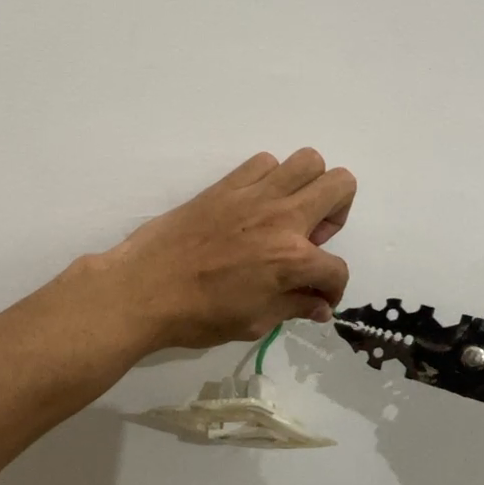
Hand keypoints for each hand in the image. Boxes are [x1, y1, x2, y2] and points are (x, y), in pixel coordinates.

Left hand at [92, 149, 356, 350]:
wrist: (143, 290)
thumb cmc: (198, 316)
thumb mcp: (254, 322)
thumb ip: (292, 306)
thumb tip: (319, 305)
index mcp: (291, 259)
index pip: (336, 268)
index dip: (333, 288)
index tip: (318, 296)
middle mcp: (281, 218)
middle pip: (341, 185)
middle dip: (338, 214)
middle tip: (312, 239)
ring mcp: (253, 195)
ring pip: (307, 161)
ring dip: (308, 187)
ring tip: (287, 216)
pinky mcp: (225, 185)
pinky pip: (263, 162)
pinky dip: (270, 179)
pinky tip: (254, 207)